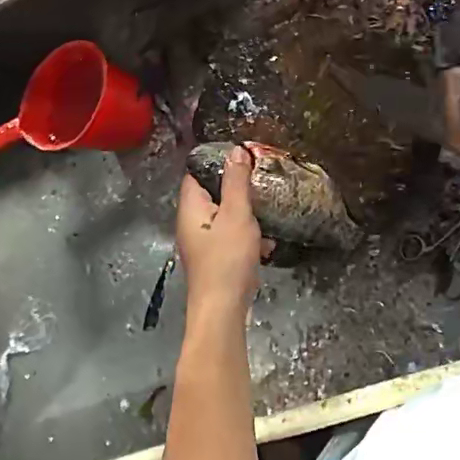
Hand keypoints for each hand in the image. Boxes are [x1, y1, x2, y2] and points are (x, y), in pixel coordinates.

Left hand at [176, 145, 263, 325]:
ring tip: (268, 206)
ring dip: (246, 212)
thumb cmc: (227, 257)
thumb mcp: (237, 213)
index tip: (241, 155)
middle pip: (212, 195)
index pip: (195, 175)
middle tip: (261, 178)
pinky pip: (231, 237)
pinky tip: (267, 241)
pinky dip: (248, 235)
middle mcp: (191, 224)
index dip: (215, 162)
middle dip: (236, 187)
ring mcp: (203, 244)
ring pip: (225, 217)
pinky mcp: (216, 260)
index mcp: (191, 209)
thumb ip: (237, 182)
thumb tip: (235, 150)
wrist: (223, 308)